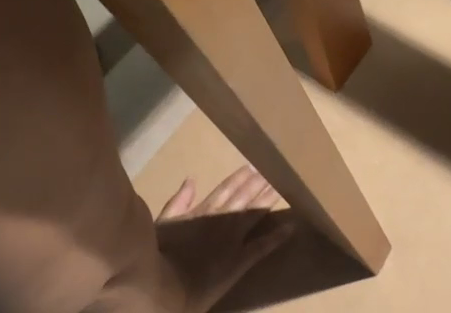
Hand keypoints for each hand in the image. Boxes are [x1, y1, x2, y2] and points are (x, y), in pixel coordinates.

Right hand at [154, 167, 292, 311]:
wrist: (166, 286)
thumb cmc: (160, 255)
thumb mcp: (163, 223)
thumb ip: (178, 201)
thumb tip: (190, 179)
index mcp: (204, 210)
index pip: (227, 188)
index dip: (241, 176)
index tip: (254, 164)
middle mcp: (223, 219)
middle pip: (245, 195)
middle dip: (260, 181)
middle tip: (277, 167)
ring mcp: (233, 239)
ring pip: (256, 213)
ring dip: (269, 198)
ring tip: (283, 184)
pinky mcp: (239, 261)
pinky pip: (262, 246)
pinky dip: (276, 237)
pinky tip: (290, 227)